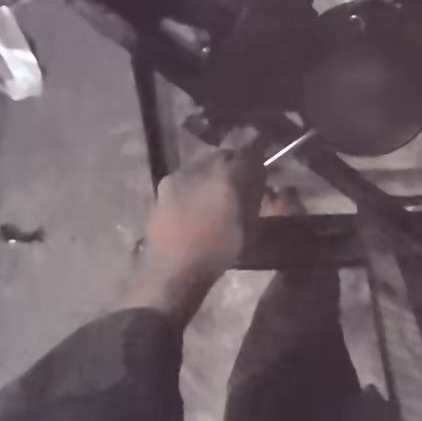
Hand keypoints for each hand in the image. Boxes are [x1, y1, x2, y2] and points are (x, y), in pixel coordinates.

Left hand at [114, 141, 265, 324]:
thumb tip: (257, 178)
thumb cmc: (216, 252)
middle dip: (232, 165)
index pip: (249, 149)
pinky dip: (192, 189)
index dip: (257, 152)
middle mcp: (199, 168)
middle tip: (238, 182)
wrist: (171, 271)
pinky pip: (182, 182)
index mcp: (226, 174)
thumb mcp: (248, 227)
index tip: (262, 159)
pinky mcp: (159, 191)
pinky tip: (192, 208)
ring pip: (199, 168)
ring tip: (212, 197)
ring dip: (209, 176)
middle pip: (221, 156)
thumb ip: (254, 196)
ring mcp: (175, 178)